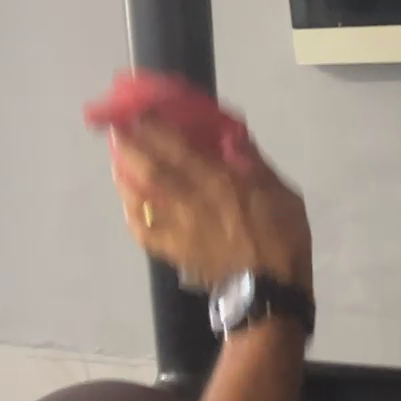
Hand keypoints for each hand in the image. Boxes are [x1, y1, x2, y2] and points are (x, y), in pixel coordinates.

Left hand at [110, 119, 311, 291]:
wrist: (271, 291)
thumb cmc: (283, 236)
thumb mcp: (281, 191)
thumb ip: (253, 163)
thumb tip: (233, 138)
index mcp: (218, 181)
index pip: (176, 146)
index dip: (153, 126)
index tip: (139, 110)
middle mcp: (189, 201)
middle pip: (149, 168)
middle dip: (130, 146)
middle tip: (118, 130)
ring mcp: (177, 228)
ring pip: (139, 198)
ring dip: (124, 176)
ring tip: (119, 162)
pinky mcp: (174, 251)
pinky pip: (144, 232)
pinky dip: (132, 215)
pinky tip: (129, 205)